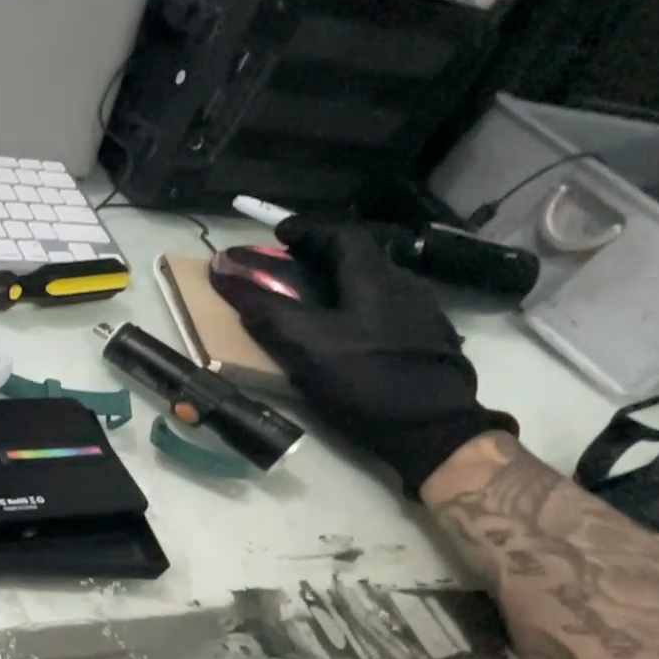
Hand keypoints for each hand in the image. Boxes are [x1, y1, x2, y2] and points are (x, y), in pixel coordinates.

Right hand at [211, 218, 516, 499]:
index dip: (308, 229)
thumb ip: (266, 311)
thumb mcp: (307, 348)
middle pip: (359, 257)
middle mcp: (402, 286)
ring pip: (373, 284)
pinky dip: (356, 307)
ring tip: (310, 299)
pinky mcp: (428, 340)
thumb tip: (224, 272)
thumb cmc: (366, 382)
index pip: (341, 235)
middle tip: (288, 265)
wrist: (434, 428)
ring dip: (338, 282)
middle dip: (320, 255)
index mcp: (374, 281)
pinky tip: (344, 333)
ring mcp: (420, 314)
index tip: (278, 234)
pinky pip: (384, 309)